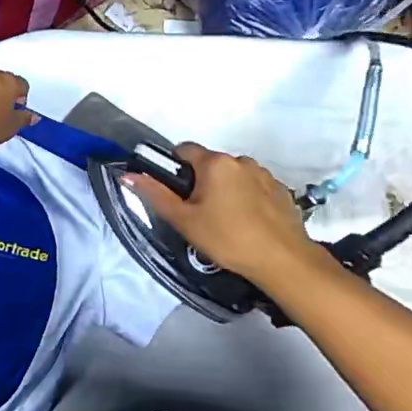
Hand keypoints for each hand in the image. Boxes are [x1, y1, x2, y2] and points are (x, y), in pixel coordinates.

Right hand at [125, 143, 331, 281]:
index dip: (174, 167)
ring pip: (233, 175)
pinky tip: (247, 223)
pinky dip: (246, 198)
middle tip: (197, 213)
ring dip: (225, 189)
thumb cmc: (227, 238)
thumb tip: (128, 175)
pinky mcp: (281, 191)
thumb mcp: (184, 220)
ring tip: (225, 220)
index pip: (184, 149)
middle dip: (200, 182)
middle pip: (210, 163)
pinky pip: (254, 187)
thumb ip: (156, 194)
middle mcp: (240, 160)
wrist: (283, 261)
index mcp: (214, 163)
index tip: (174, 192)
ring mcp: (264, 174)